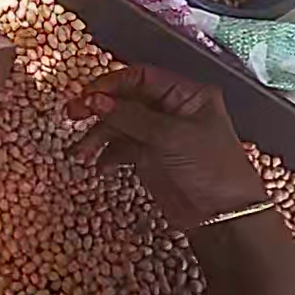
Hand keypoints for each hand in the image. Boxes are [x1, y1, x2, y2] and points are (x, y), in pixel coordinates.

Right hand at [64, 65, 267, 230]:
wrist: (222, 216)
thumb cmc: (209, 167)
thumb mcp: (171, 137)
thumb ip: (130, 117)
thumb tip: (93, 99)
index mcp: (185, 95)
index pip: (142, 77)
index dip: (112, 84)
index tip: (87, 95)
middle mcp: (171, 110)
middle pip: (126, 100)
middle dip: (99, 108)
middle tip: (72, 115)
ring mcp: (158, 134)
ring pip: (119, 125)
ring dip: (98, 136)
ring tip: (80, 153)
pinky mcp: (150, 157)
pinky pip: (121, 148)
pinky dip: (107, 155)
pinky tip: (98, 166)